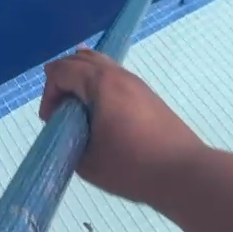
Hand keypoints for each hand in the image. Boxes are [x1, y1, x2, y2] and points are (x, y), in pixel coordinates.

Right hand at [40, 48, 207, 205]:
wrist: (184, 173)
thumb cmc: (132, 167)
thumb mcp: (87, 162)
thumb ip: (68, 141)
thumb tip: (69, 133)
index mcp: (99, 82)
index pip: (61, 70)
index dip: (49, 94)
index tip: (51, 122)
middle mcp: (117, 73)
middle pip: (80, 59)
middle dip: (63, 79)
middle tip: (60, 111)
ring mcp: (135, 81)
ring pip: (100, 64)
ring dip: (82, 79)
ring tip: (76, 105)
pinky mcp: (147, 94)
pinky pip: (114, 76)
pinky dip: (99, 84)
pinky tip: (99, 106)